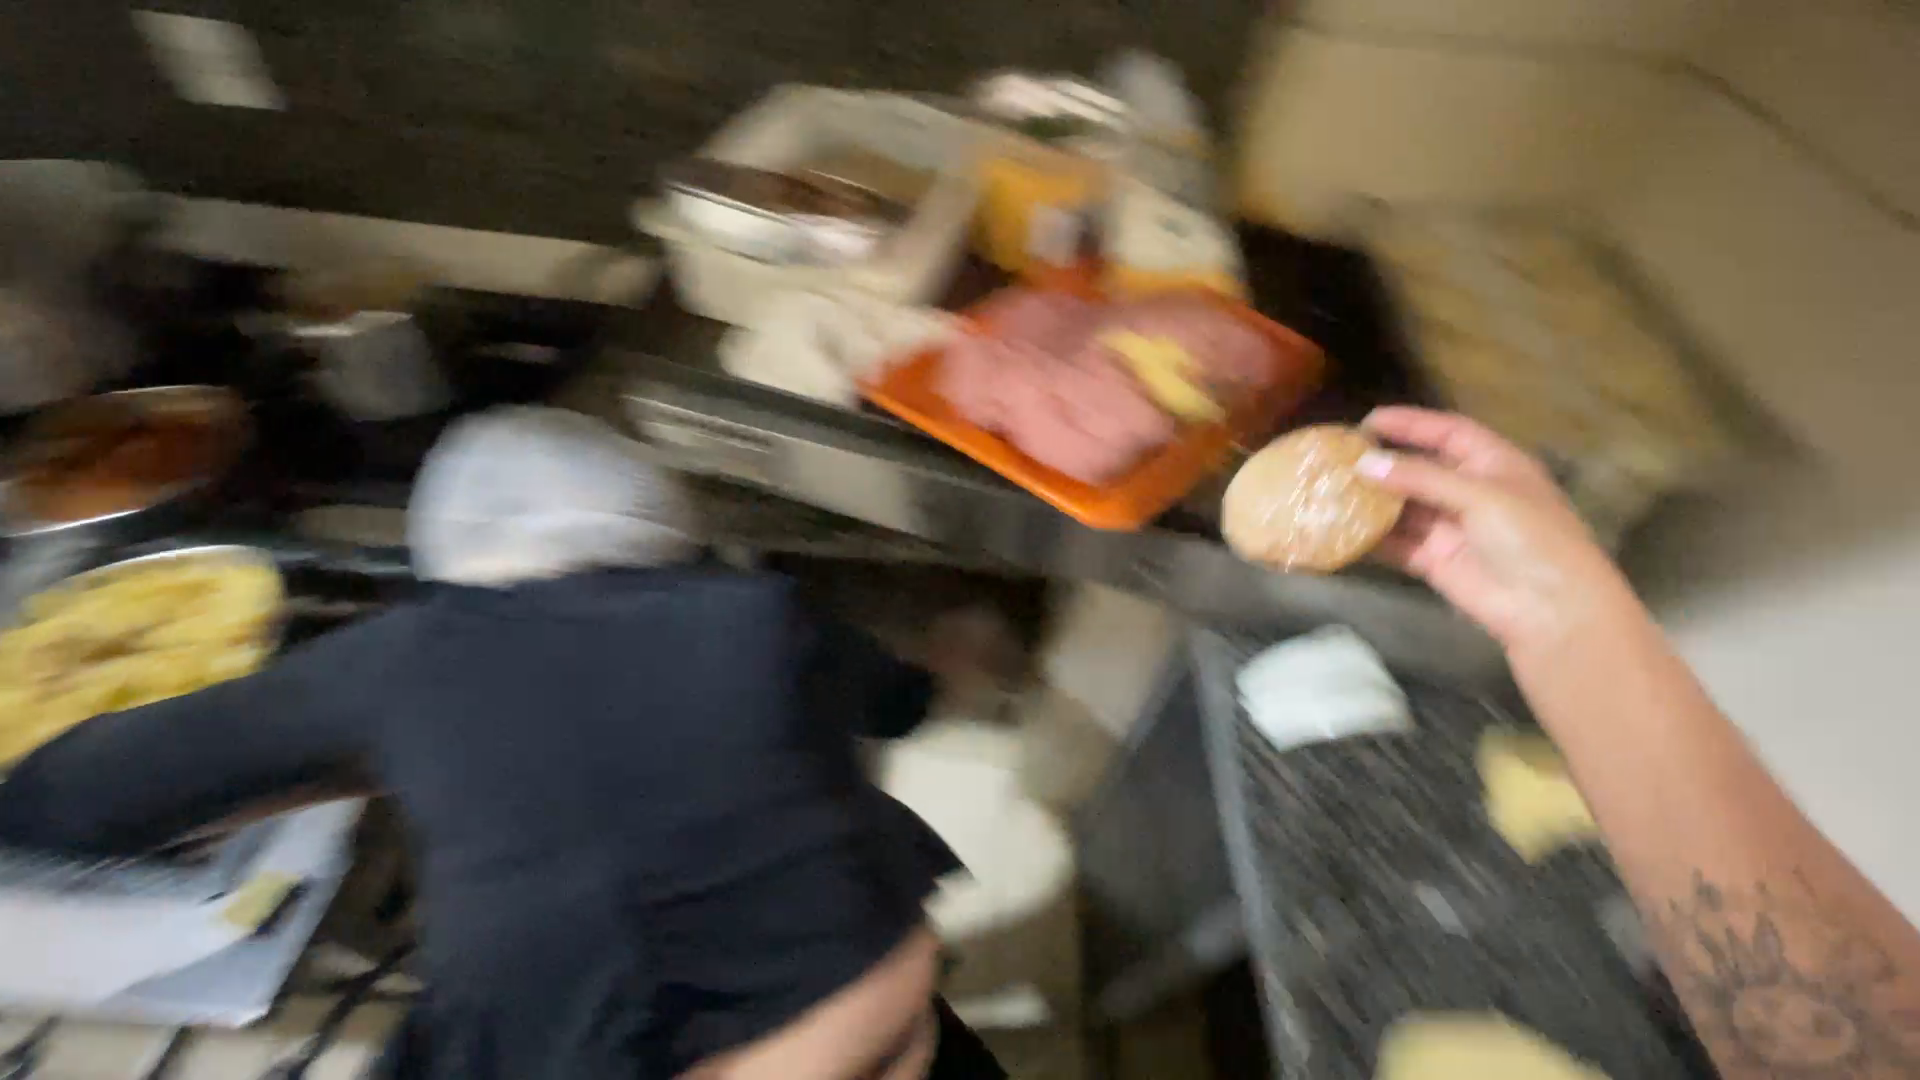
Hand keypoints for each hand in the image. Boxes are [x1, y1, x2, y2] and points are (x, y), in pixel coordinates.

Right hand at [1357, 407, 1645, 654]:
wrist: (1550, 608)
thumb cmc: (1531, 538)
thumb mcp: (1481, 496)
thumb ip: (1421, 478)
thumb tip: (1364, 463)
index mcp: (1494, 466)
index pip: (1449, 433)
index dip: (1412, 423)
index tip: (1369, 420)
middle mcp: (1470, 492)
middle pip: (1419, 469)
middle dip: (1382, 464)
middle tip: (1339, 459)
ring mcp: (1450, 527)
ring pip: (1402, 507)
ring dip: (1371, 501)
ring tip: (1331, 491)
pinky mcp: (1433, 559)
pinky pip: (1395, 543)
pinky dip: (1371, 538)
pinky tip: (1341, 530)